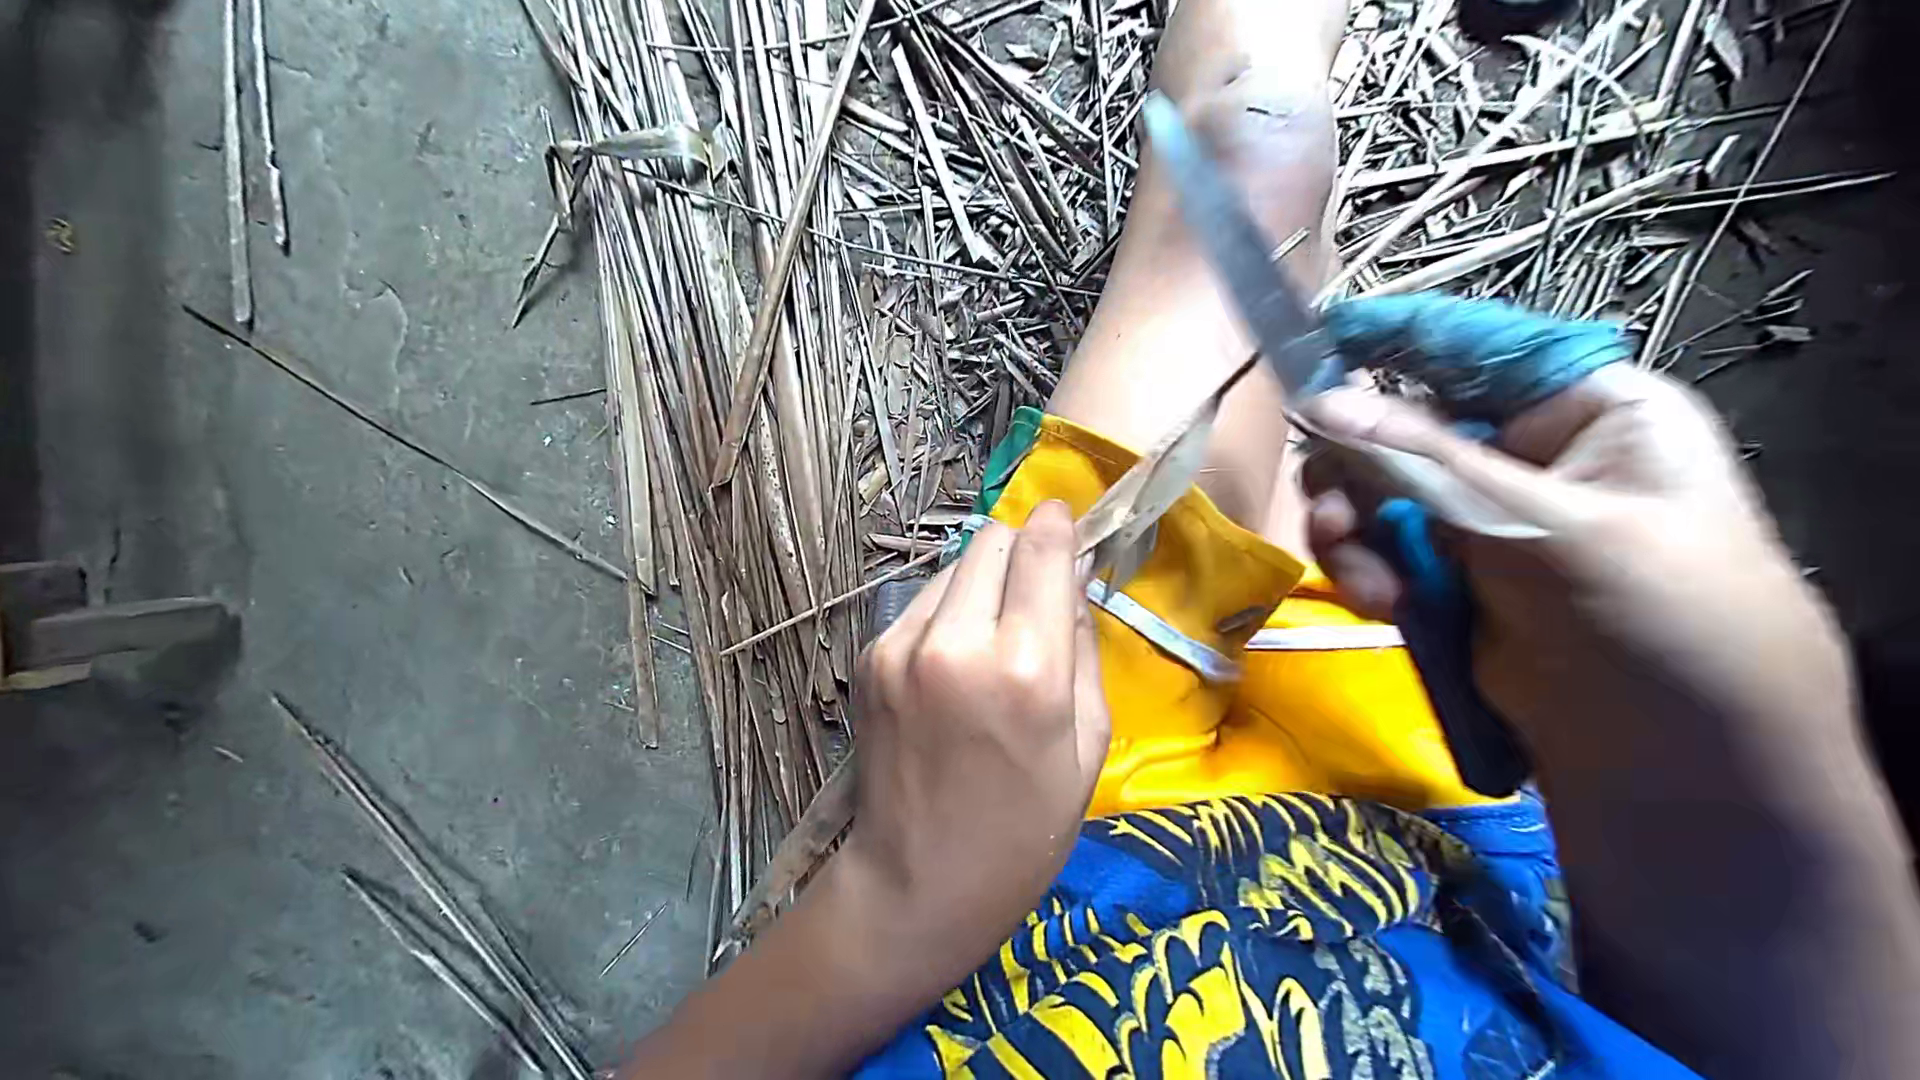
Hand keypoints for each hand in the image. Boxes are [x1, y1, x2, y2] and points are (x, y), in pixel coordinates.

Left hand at [840, 498, 1109, 967]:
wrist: (918, 881)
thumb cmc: (1024, 828)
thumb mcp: (1088, 742)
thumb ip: (1082, 644)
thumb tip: (1073, 576)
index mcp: (1026, 670)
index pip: (1041, 552)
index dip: (1058, 525)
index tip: (1067, 519)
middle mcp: (956, 642)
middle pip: (991, 541)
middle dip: (1021, 551)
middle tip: (1034, 592)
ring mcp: (901, 646)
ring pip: (954, 567)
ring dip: (983, 582)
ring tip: (992, 637)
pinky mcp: (869, 656)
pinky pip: (923, 603)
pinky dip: (948, 612)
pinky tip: (953, 662)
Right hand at [1298, 298, 1919, 1079]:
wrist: (1668, 758)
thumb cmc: (1654, 618)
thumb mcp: (1539, 527)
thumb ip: (1421, 462)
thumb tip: (1319, 401)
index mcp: (1578, 411)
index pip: (1469, 349)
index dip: (1393, 337)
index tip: (1316, 335)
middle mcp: (1516, 452)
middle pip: (1395, 427)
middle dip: (1354, 473)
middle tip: (1333, 515)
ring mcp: (1469, 514)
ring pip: (1366, 491)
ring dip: (1353, 534)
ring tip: (1373, 586)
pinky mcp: (1437, 566)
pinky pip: (1369, 543)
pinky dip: (1363, 569)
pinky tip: (1384, 606)